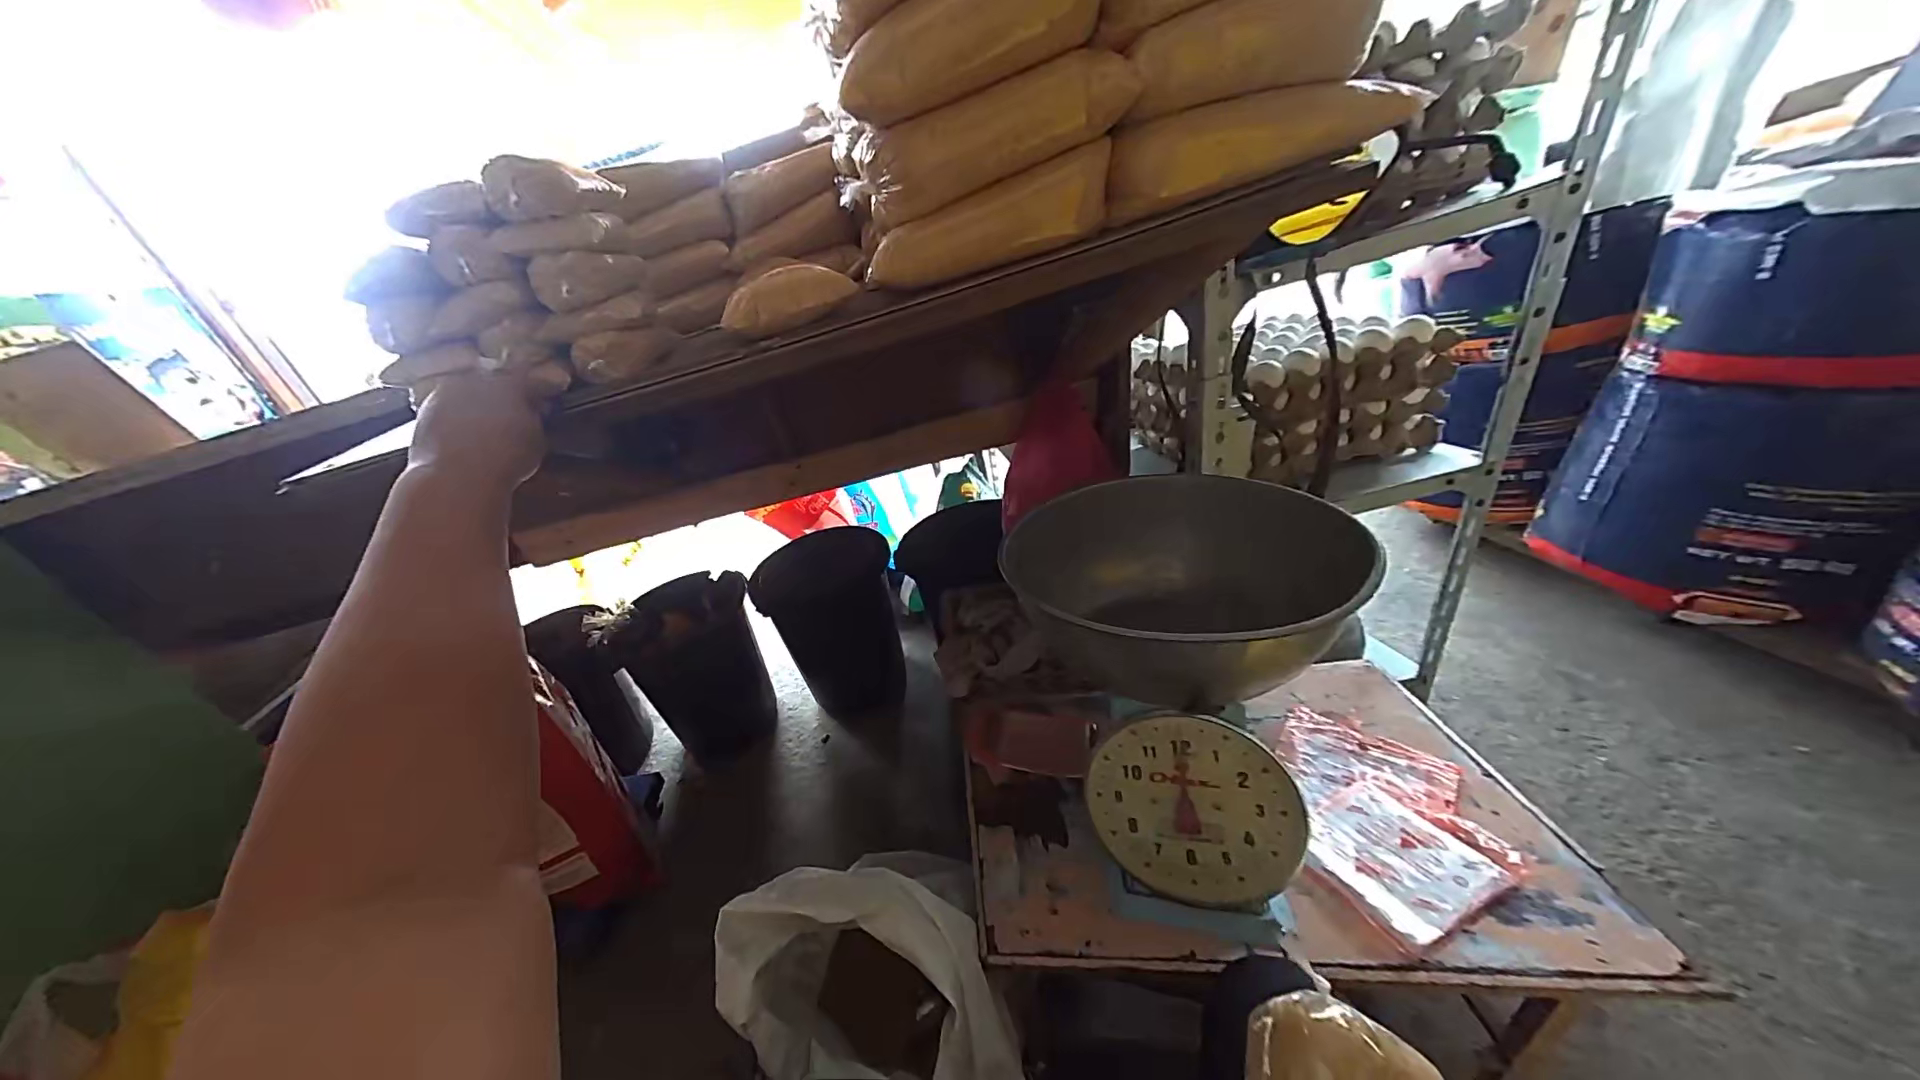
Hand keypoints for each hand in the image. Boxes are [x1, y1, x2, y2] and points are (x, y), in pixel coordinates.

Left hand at [406, 368, 545, 489]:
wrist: (456, 476)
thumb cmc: (506, 457)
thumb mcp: (537, 439)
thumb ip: (536, 418)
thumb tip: (533, 412)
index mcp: (508, 382)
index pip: (530, 379)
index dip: (543, 389)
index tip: (550, 397)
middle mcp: (473, 380)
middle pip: (494, 382)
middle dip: (508, 395)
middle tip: (520, 411)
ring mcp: (445, 394)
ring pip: (469, 394)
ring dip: (481, 405)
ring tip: (493, 425)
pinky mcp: (423, 412)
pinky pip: (450, 409)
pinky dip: (461, 418)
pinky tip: (470, 436)